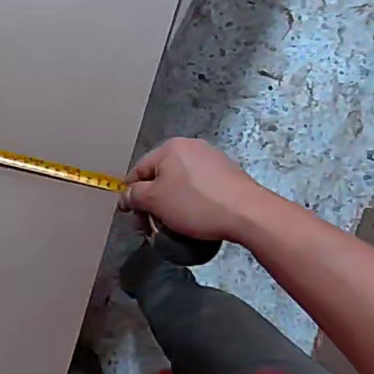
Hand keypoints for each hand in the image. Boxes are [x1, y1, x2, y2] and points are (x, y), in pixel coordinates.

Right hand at [121, 138, 273, 243]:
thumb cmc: (195, 204)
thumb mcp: (155, 201)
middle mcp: (190, 146)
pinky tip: (196, 217)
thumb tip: (126, 195)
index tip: (134, 219)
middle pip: (159, 175)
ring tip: (174, 224)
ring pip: (179, 182)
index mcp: (169, 147)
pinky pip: (199, 186)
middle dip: (152, 202)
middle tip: (152, 226)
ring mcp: (211, 158)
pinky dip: (192, 200)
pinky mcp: (228, 172)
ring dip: (171, 202)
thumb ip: (134, 196)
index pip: (138, 171)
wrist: (248, 213)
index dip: (131, 196)